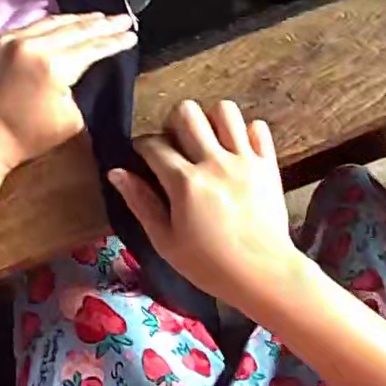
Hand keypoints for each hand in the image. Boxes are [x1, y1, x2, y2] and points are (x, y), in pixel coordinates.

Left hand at [0, 13, 136, 172]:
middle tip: (124, 18)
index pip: (93, 47)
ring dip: (78, 20)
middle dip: (103, 24)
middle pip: (75, 28)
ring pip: (51, 22)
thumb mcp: (70, 120)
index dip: (115, 41)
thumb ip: (81, 89)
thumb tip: (84, 72)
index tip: (132, 35)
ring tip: (99, 18)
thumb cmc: (26, 138)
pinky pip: (29, 27)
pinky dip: (51, 25)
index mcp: (54, 66)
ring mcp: (9, 38)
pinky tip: (63, 25)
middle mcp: (31, 44)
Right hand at [109, 100, 309, 316]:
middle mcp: (215, 162)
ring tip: (208, 143)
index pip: (154, 145)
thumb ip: (141, 203)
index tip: (142, 158)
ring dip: (211, 121)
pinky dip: (246, 133)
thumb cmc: (210, 265)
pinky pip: (258, 128)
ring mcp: (245, 160)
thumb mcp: (166, 241)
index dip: (141, 147)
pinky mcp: (269, 165)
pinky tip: (237, 152)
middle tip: (176, 147)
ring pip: (225, 110)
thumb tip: (116, 173)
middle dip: (174, 124)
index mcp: (186, 182)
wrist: (264, 275)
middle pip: (187, 113)